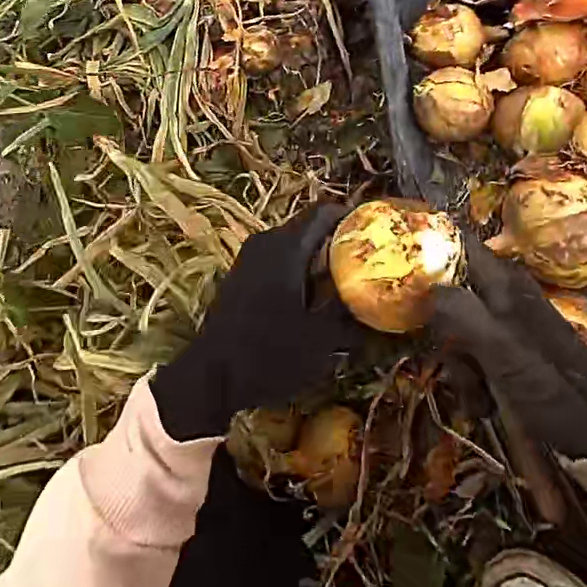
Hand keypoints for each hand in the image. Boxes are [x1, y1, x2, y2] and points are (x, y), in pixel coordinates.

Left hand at [152, 204, 366, 440]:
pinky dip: (297, 265)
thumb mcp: (320, 339)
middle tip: (362, 261)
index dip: (351, 215)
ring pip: (292, 241)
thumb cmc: (269, 353)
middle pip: (309, 224)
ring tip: (340, 280)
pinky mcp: (241, 271)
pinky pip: (277, 255)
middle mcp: (267, 241)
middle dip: (336, 238)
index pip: (324, 210)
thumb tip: (376, 302)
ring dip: (316, 254)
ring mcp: (250, 255)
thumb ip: (350, 313)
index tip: (372, 231)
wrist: (210, 376)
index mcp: (288, 247)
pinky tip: (309, 295)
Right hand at [428, 237, 586, 460]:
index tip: (406, 280)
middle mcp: (500, 293)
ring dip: (458, 365)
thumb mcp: (500, 348)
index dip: (429, 251)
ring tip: (477, 396)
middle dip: (445, 334)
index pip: (456, 243)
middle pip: (448, 293)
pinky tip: (484, 403)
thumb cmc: (549, 383)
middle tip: (457, 364)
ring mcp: (504, 322)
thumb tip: (427, 289)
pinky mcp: (507, 349)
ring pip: (456, 328)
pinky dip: (472, 378)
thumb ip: (461, 312)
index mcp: (500, 281)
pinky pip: (472, 352)